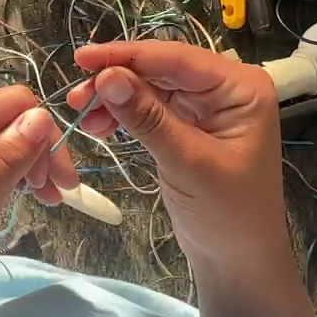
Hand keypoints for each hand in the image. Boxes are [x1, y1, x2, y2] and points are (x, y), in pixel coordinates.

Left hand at [0, 86, 78, 298]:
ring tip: (37, 198)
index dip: (47, 138)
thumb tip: (43, 117)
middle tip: (51, 198)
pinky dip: (0, 161)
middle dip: (37, 150)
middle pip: (8, 112)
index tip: (59, 184)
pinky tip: (9, 189)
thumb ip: (6, 161)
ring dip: (22, 158)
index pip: (18, 102)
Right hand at [66, 42, 292, 278]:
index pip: (176, 58)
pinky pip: (149, 110)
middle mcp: (224, 89)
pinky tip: (99, 126)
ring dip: (115, 98)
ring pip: (150, 88)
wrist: (238, 260)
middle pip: (160, 70)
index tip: (82, 58)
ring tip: (81, 114)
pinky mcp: (187, 127)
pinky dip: (123, 114)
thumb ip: (147, 117)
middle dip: (116, 79)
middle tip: (76, 97)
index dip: (127, 56)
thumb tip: (107, 77)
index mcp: (240, 87)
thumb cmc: (228, 213)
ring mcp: (204, 108)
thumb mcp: (187, 162)